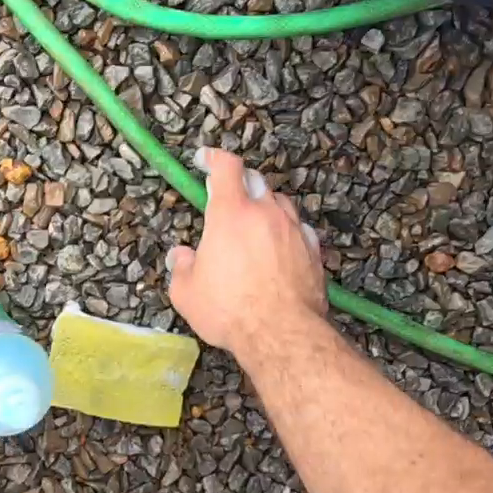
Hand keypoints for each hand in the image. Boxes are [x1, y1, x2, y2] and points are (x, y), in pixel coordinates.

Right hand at [167, 147, 327, 357]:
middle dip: (240, 183)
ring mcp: (293, 230)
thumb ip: (181, 267)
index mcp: (230, 214)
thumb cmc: (230, 311)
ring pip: (280, 202)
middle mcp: (265, 214)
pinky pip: (298, 228)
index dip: (214, 157)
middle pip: (256, 180)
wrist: (282, 334)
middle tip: (227, 197)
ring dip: (265, 206)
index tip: (204, 158)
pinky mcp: (312, 251)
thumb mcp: (186, 292)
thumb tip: (180, 257)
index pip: (226, 167)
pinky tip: (278, 246)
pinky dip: (286, 230)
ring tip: (253, 224)